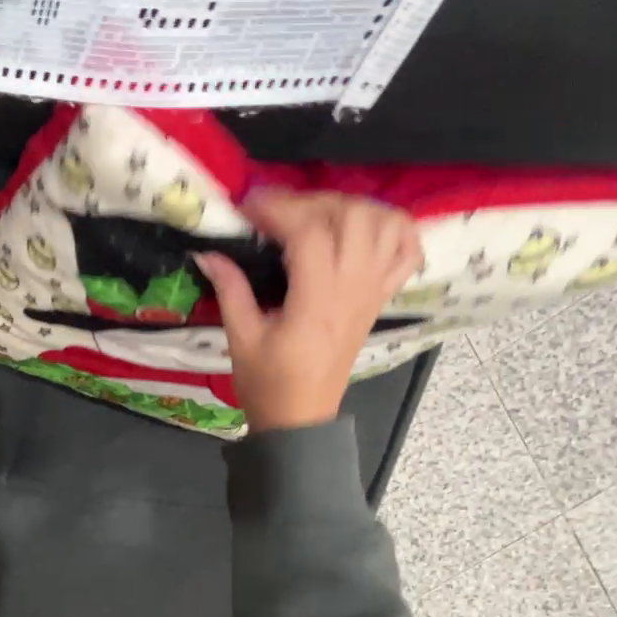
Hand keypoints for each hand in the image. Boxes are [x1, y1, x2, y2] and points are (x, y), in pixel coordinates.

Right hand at [193, 191, 421, 432]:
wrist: (300, 415)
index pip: (309, 233)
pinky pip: (406, 248)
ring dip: (349, 207)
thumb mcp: (240, 338)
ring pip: (383, 222)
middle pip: (352, 216)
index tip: (248, 205)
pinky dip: (391, 226)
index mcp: (316, 300)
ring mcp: (374, 289)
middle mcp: (354, 287)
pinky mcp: (381, 295)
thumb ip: (230, 291)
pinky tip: (360, 228)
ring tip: (313, 215)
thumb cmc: (266, 382)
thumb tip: (209, 254)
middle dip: (311, 201)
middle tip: (275, 210)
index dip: (279, 209)